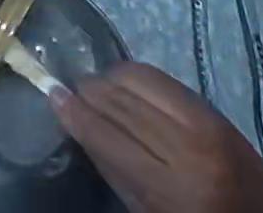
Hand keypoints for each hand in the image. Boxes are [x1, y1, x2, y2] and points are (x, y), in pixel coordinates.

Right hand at [53, 62, 262, 212]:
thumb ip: (117, 173)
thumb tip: (80, 127)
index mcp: (172, 188)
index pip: (109, 137)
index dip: (76, 114)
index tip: (51, 94)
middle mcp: (187, 144)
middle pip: (121, 103)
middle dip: (89, 92)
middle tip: (67, 88)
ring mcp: (203, 119)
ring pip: (138, 79)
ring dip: (108, 78)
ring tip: (92, 85)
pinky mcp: (211, 104)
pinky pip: (160, 77)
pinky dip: (133, 75)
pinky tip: (120, 82)